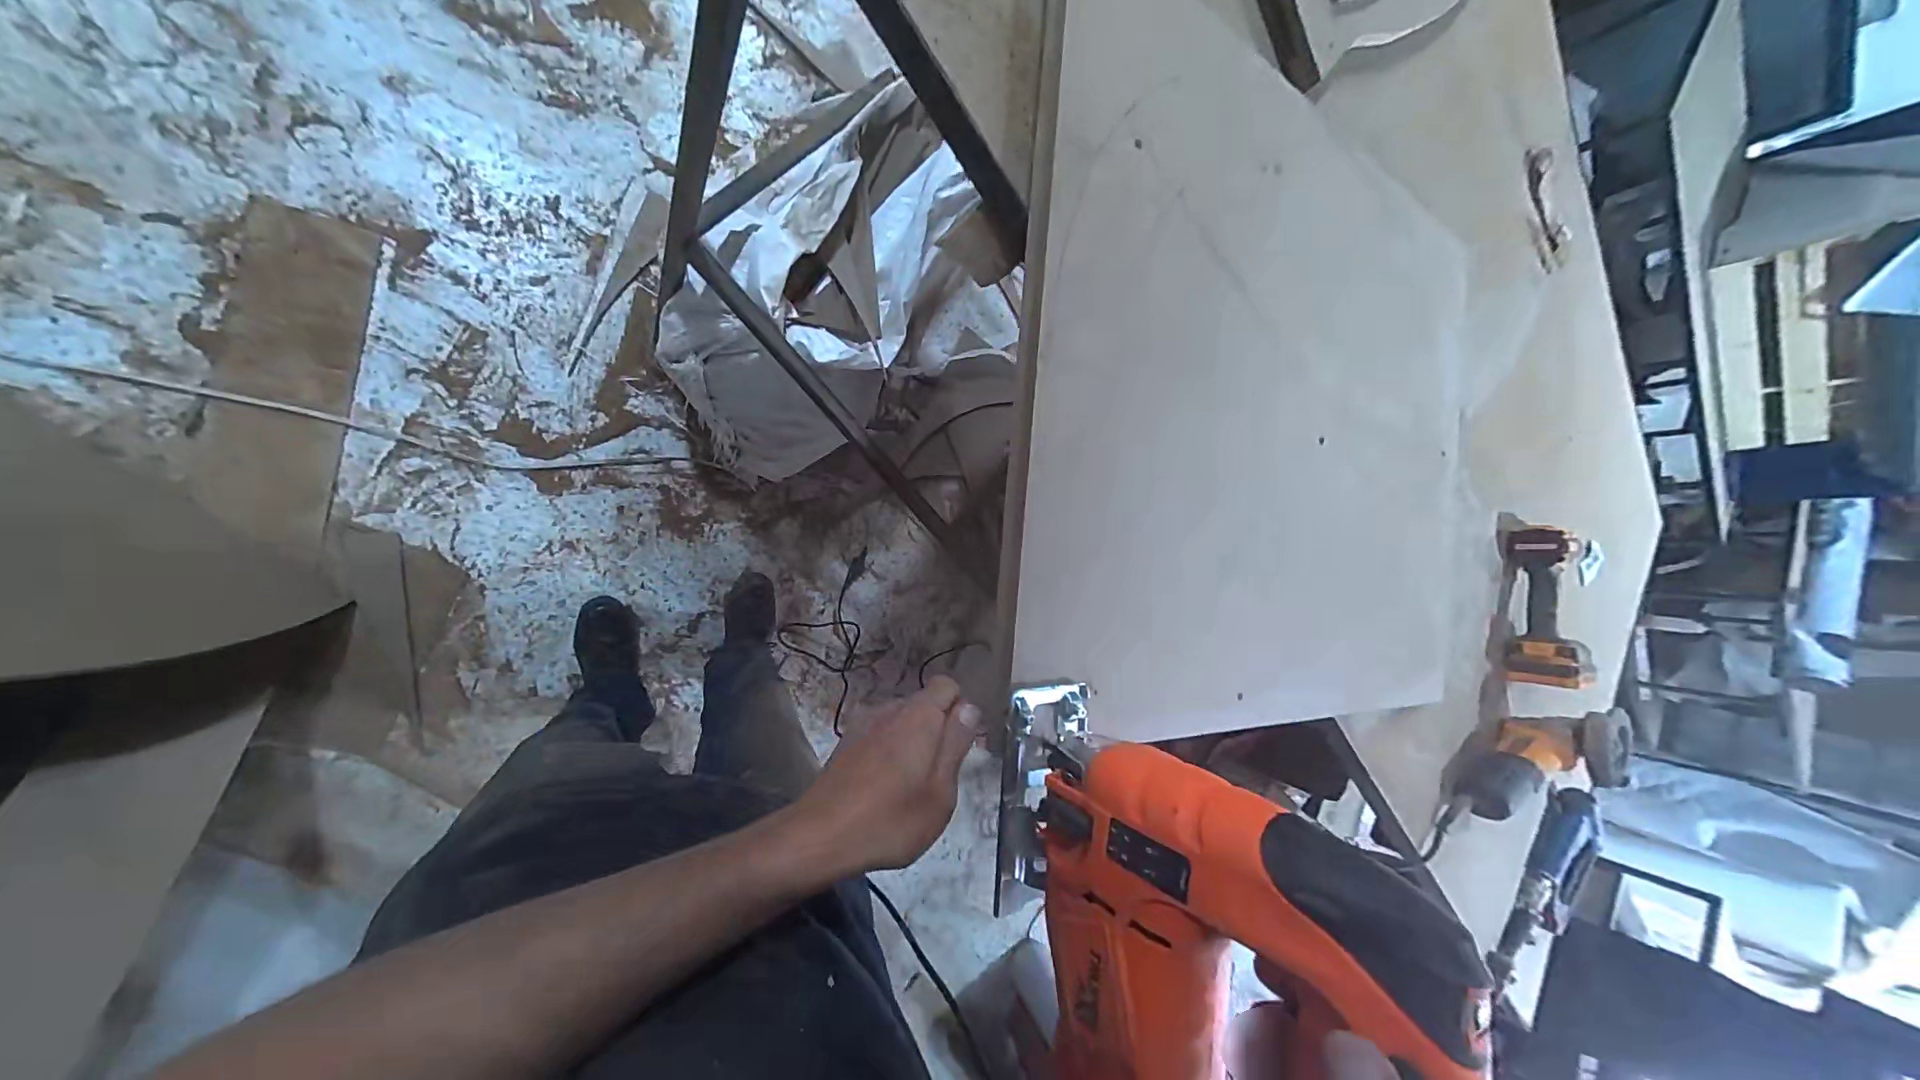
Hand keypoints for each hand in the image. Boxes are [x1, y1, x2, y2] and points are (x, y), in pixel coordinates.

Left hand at [793, 676, 980, 873]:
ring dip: (911, 743)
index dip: (960, 712)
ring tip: (908, 786)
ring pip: (901, 721)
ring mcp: (863, 724)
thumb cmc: (890, 818)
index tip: (958, 748)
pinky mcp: (845, 743)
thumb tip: (968, 708)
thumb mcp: (940, 790)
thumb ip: (956, 744)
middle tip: (937, 778)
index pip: (947, 685)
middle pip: (924, 704)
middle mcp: (889, 709)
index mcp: (918, 715)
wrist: (820, 837)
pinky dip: (888, 752)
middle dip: (937, 730)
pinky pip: (879, 735)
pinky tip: (881, 787)